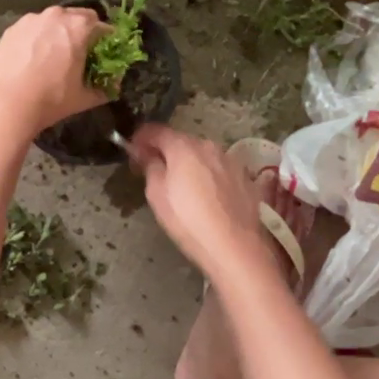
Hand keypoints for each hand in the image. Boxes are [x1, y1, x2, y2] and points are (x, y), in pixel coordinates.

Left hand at [0, 6, 108, 135]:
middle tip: (78, 55)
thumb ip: (105, 88)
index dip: (105, 42)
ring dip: (57, 33)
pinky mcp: (12, 29)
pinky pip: (32, 29)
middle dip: (82, 32)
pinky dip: (36, 38)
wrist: (7, 104)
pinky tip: (31, 58)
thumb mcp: (84, 97)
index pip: (102, 27)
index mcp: (80, 26)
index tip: (103, 55)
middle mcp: (56, 15)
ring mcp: (31, 20)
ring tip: (52, 57)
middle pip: (77, 18)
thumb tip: (114, 84)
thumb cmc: (51, 99)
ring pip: (52, 21)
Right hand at [129, 125, 269, 275]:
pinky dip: (209, 176)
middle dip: (166, 152)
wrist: (234, 247)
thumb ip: (150, 167)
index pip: (156, 131)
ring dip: (189, 164)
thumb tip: (146, 154)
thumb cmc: (188, 221)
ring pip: (203, 156)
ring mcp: (231, 161)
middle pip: (181, 142)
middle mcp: (210, 147)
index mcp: (184, 147)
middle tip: (154, 171)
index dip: (140, 138)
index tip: (132, 150)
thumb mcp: (156, 195)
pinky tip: (207, 197)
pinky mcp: (246, 178)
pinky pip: (220, 170)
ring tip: (183, 187)